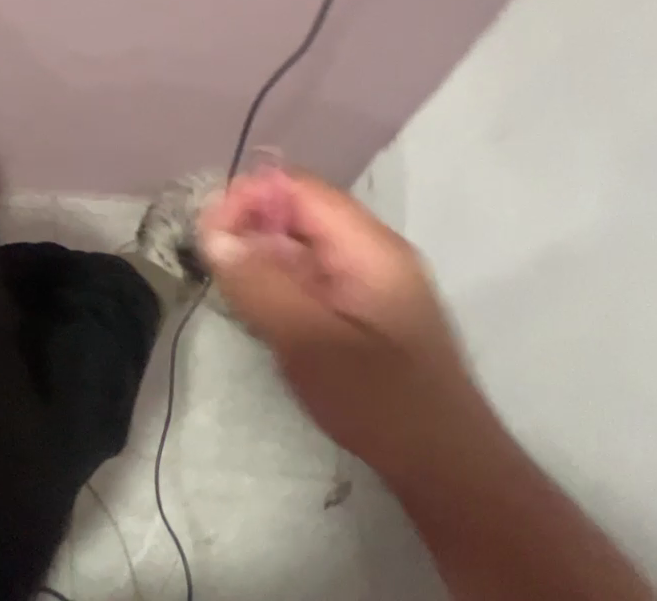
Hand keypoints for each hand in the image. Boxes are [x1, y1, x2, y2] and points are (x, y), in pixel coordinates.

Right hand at [197, 168, 497, 479]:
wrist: (445, 469)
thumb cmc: (381, 402)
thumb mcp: (309, 341)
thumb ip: (258, 283)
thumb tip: (212, 235)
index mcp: (369, 247)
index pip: (296, 187)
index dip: (247, 199)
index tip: (211, 238)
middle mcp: (368, 251)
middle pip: (293, 210)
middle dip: (246, 227)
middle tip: (213, 266)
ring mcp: (364, 278)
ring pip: (294, 241)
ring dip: (256, 256)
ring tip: (230, 290)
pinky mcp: (354, 305)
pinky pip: (302, 271)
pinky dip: (272, 279)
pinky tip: (257, 309)